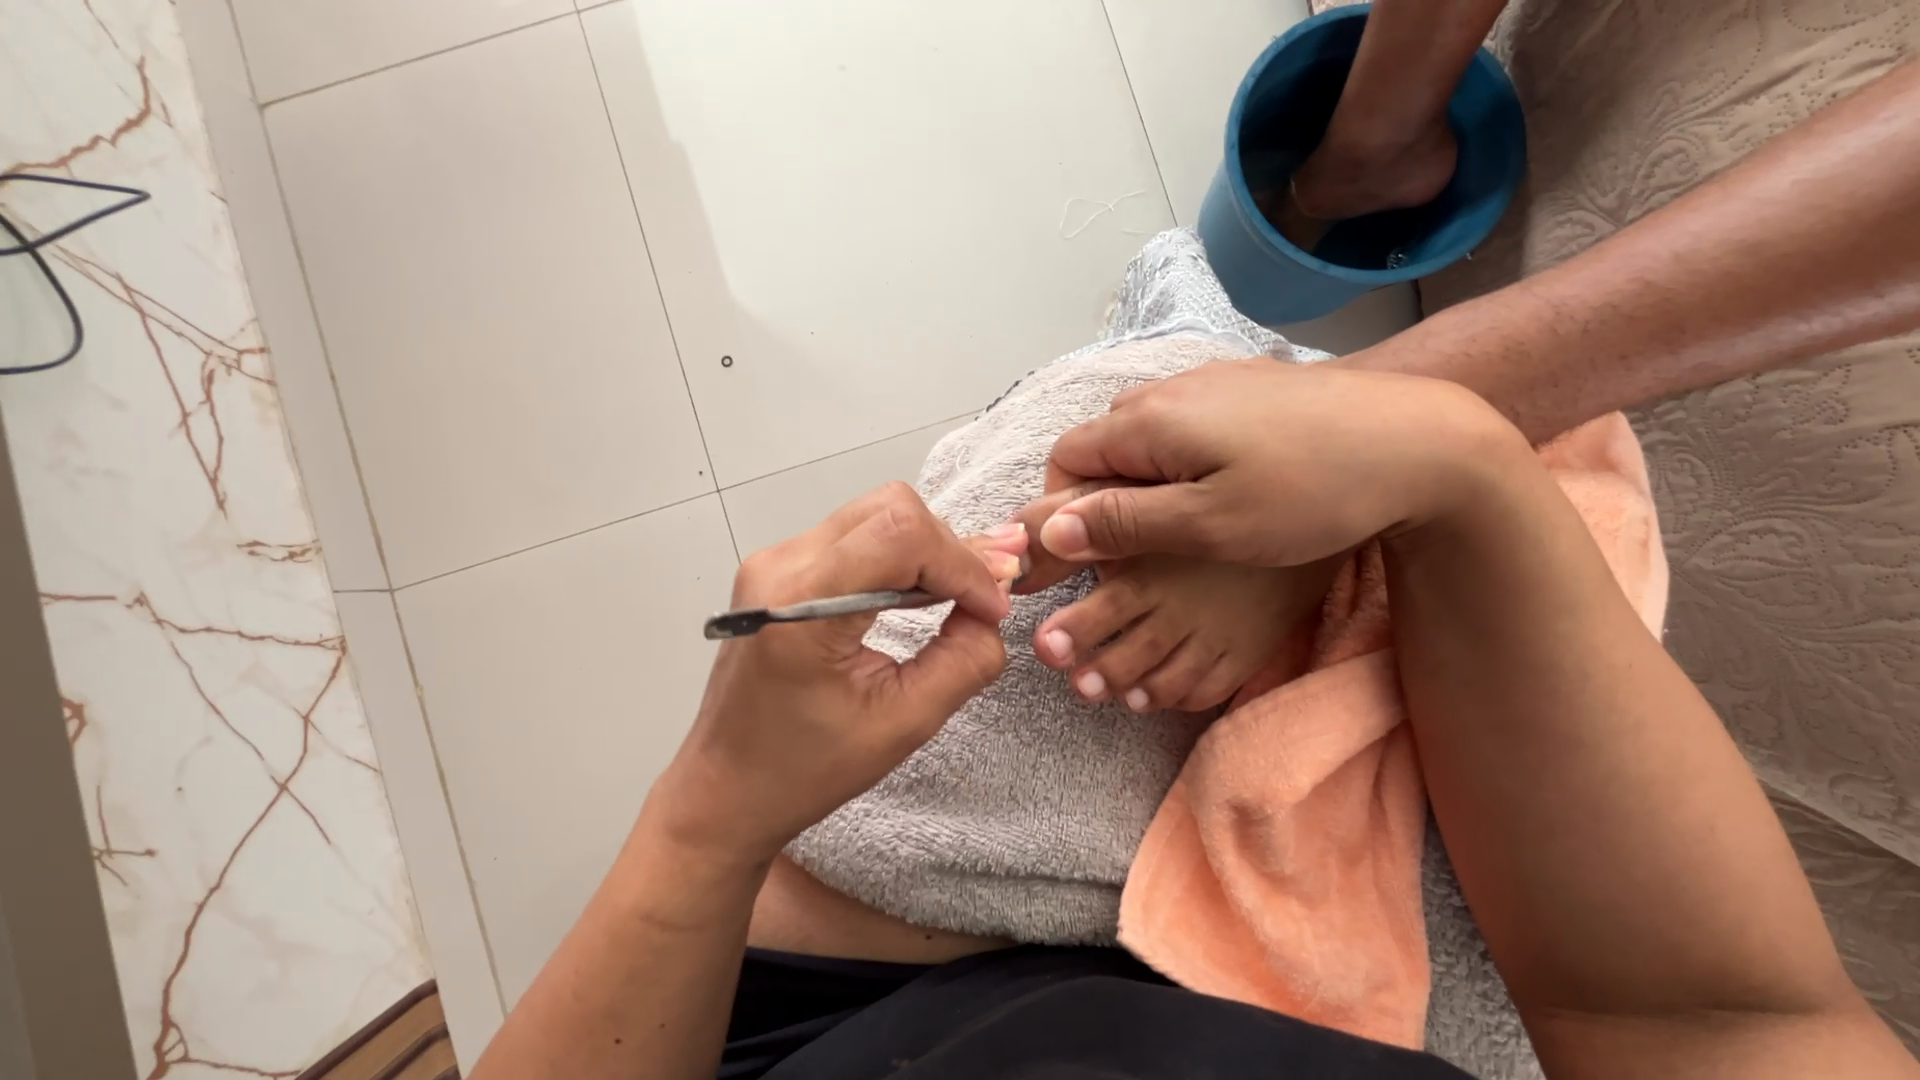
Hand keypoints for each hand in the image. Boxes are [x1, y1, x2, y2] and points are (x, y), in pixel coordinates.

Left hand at [653, 483, 1024, 864]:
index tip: (991, 609)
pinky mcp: (781, 569)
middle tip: (983, 599)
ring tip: (961, 597)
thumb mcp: (902, 725)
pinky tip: (922, 595)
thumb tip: (991, 613)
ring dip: (929, 552)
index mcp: (800, 603)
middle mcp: (781, 564)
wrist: (726, 787)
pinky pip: (857, 537)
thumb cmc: (802, 769)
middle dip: (950, 550)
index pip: (902, 533)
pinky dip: (901, 559)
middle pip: (892, 509)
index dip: (963, 563)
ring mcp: (775, 561)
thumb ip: (963, 662)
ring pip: (877, 515)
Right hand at [1033, 359, 1524, 568]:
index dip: (1068, 510)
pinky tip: (1233, 481)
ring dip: (1147, 476)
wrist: (1422, 442)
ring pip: (1146, 431)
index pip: (1065, 459)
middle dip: (1106, 494)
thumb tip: (1052, 527)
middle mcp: (1170, 387)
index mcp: (1149, 420)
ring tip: (1193, 517)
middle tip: (1149, 544)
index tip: (1101, 555)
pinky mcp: (1249, 382)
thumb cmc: (1311, 494)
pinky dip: (1184, 455)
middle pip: (1103, 443)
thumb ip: (1124, 524)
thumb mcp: (1209, 526)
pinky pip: (1187, 419)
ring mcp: (1212, 378)